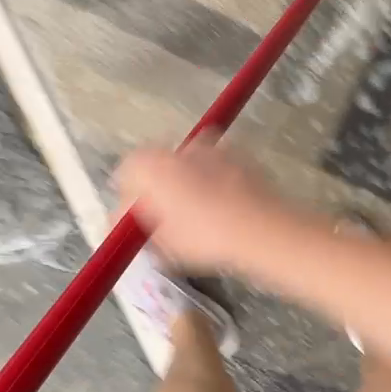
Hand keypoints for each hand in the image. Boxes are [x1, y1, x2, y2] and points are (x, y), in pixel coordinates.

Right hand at [117, 135, 292, 268]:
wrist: (264, 229)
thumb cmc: (207, 237)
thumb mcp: (164, 244)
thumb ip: (141, 230)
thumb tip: (134, 226)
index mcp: (151, 165)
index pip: (126, 174)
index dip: (130, 199)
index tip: (137, 220)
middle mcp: (178, 148)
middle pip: (158, 164)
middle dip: (159, 188)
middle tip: (167, 219)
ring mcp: (213, 146)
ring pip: (190, 164)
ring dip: (189, 182)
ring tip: (200, 215)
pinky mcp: (242, 154)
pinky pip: (219, 166)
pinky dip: (217, 180)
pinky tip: (226, 206)